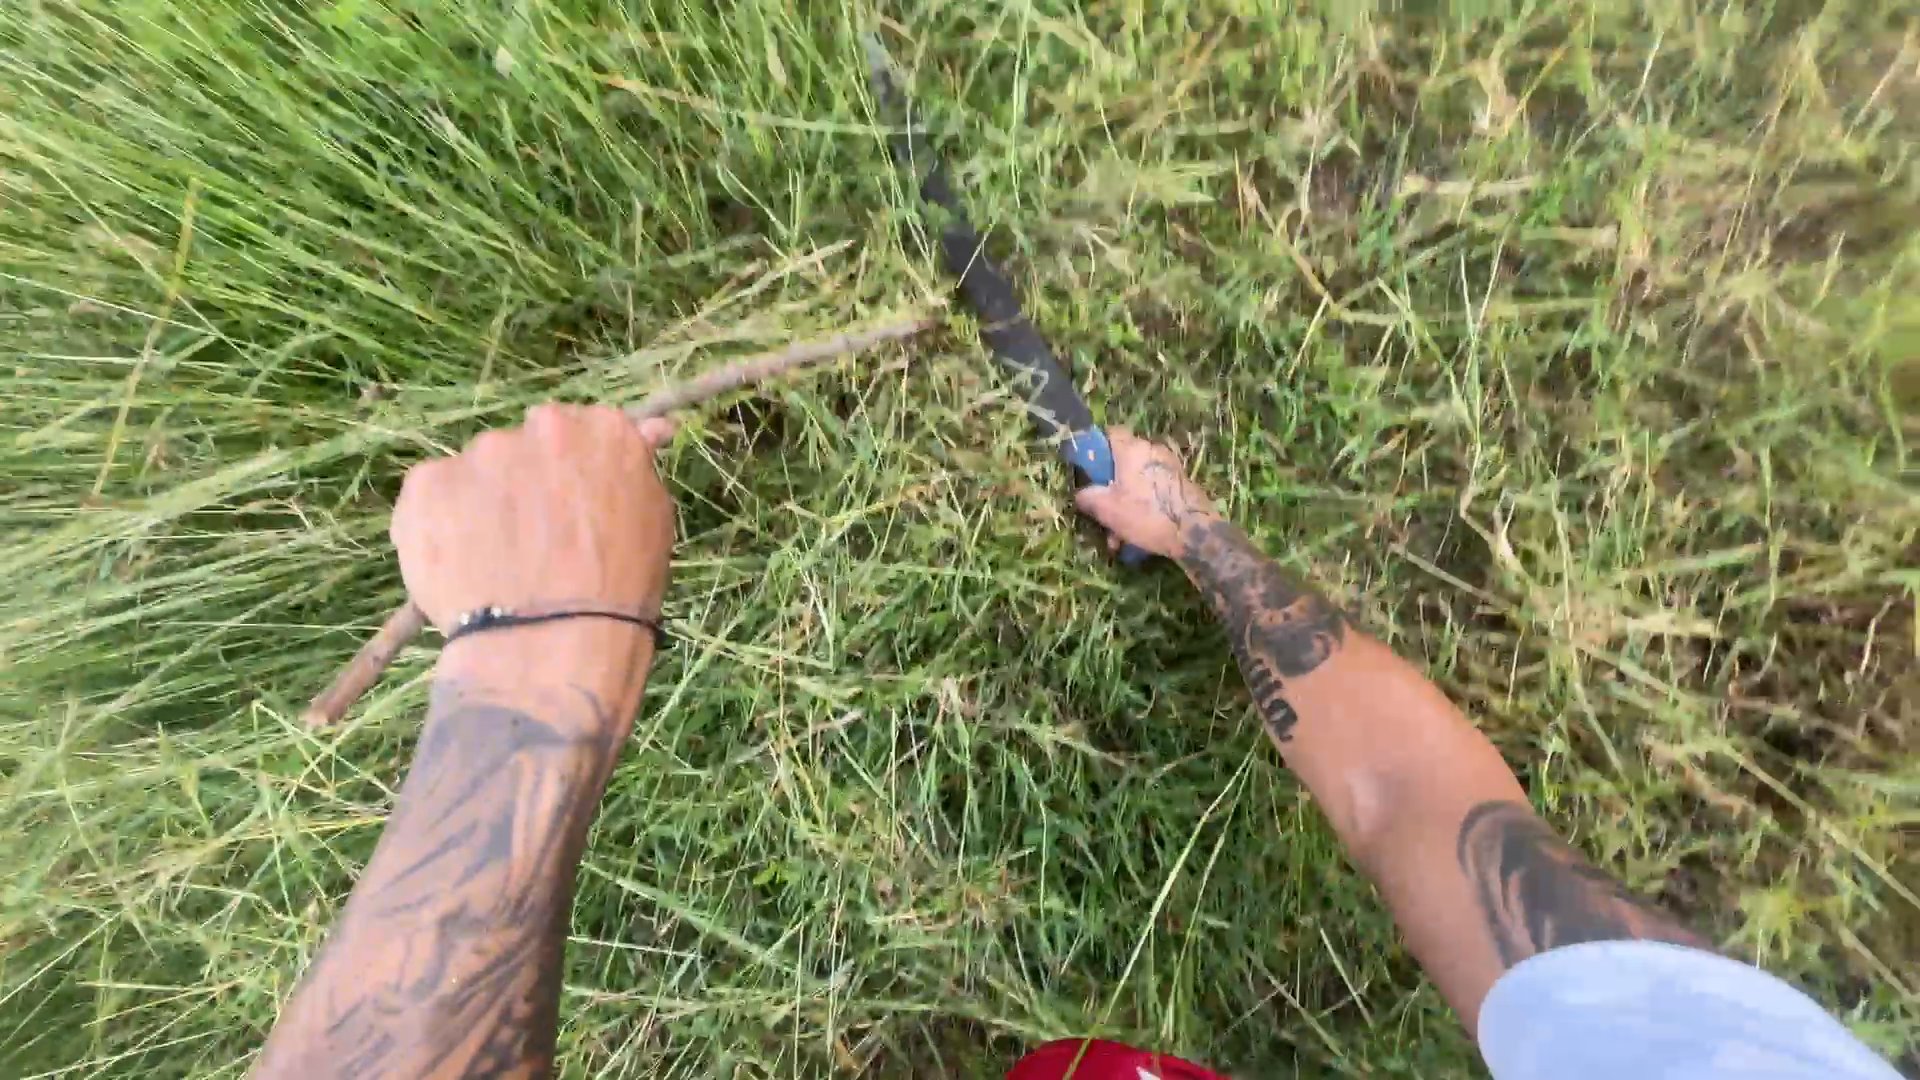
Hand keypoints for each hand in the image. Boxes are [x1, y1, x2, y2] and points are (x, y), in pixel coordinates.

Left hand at [392, 404, 676, 633]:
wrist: (555, 638)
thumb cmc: (623, 582)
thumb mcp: (654, 518)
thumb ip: (637, 467)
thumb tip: (649, 429)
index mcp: (605, 429)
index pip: (591, 430)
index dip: (584, 468)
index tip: (583, 501)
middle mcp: (543, 426)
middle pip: (534, 441)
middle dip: (535, 474)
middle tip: (544, 530)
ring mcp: (481, 452)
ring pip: (484, 468)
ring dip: (491, 498)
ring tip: (502, 555)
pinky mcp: (428, 483)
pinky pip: (437, 494)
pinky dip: (448, 520)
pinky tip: (469, 560)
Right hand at [1072, 428, 1218, 558]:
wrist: (1193, 532)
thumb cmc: (1145, 514)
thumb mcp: (1105, 508)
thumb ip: (1087, 496)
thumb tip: (1081, 494)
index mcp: (1132, 449)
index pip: (1111, 432)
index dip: (1097, 446)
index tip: (1089, 467)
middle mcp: (1153, 450)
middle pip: (1124, 461)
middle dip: (1111, 485)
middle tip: (1103, 509)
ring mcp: (1170, 466)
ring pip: (1138, 480)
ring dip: (1126, 502)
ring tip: (1119, 534)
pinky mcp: (1181, 482)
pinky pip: (1153, 490)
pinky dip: (1143, 505)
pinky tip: (1138, 533)